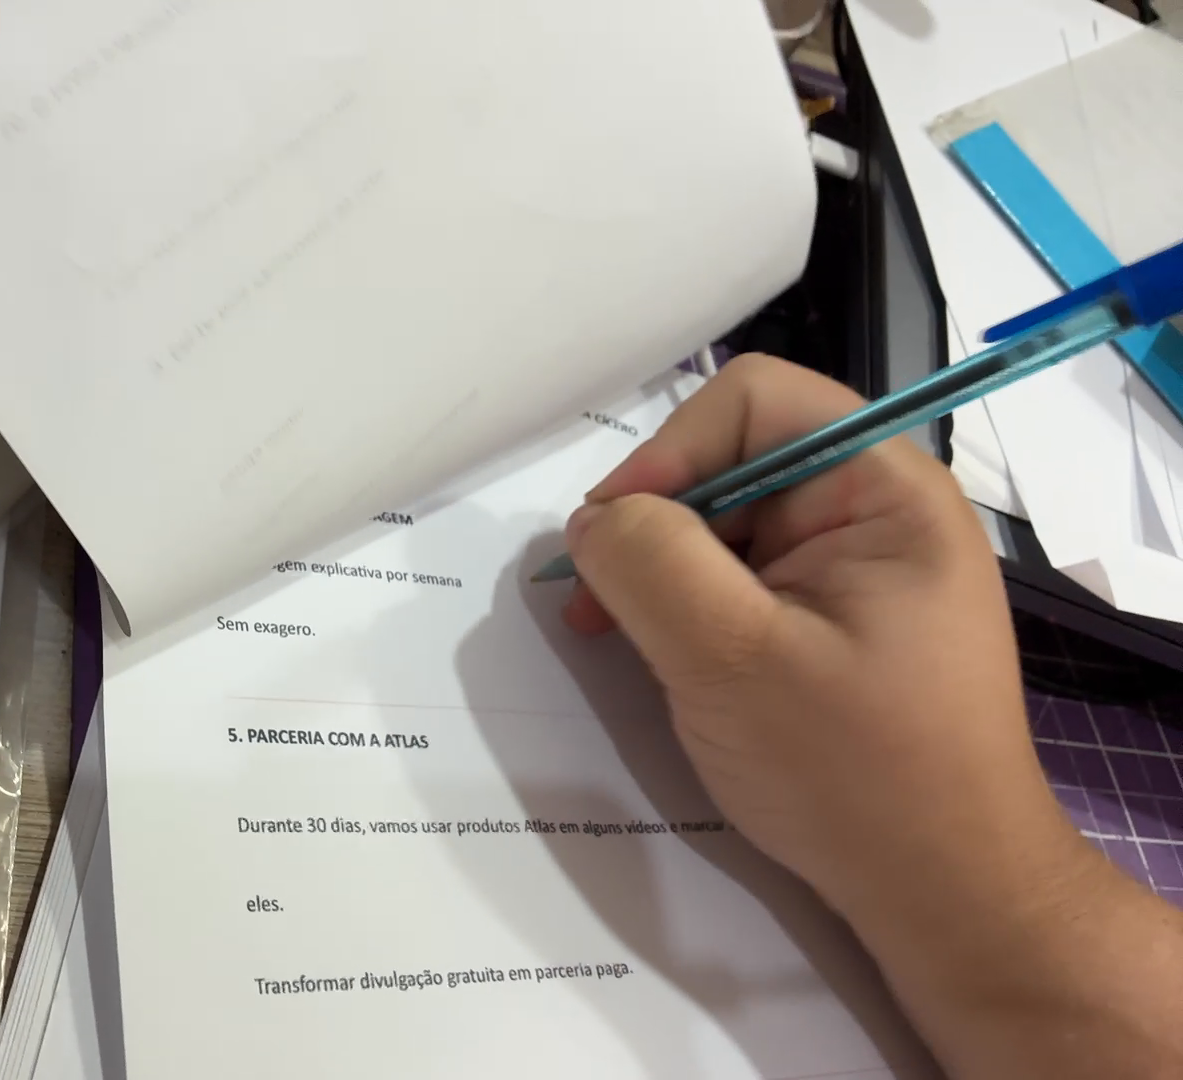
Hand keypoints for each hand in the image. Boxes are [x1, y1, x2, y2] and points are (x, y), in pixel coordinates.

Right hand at [560, 353, 1182, 1079]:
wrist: (923, 884)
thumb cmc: (847, 767)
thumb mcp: (731, 655)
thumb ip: (650, 563)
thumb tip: (592, 520)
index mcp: (877, 494)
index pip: (753, 402)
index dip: (672, 449)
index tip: (621, 530)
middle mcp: (854, 512)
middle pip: (716, 459)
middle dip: (645, 521)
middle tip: (598, 596)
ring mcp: (823, 563)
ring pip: (698, 519)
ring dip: (639, 565)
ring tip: (603, 624)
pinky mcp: (795, 608)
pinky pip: (706, 570)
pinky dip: (656, 596)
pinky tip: (632, 637)